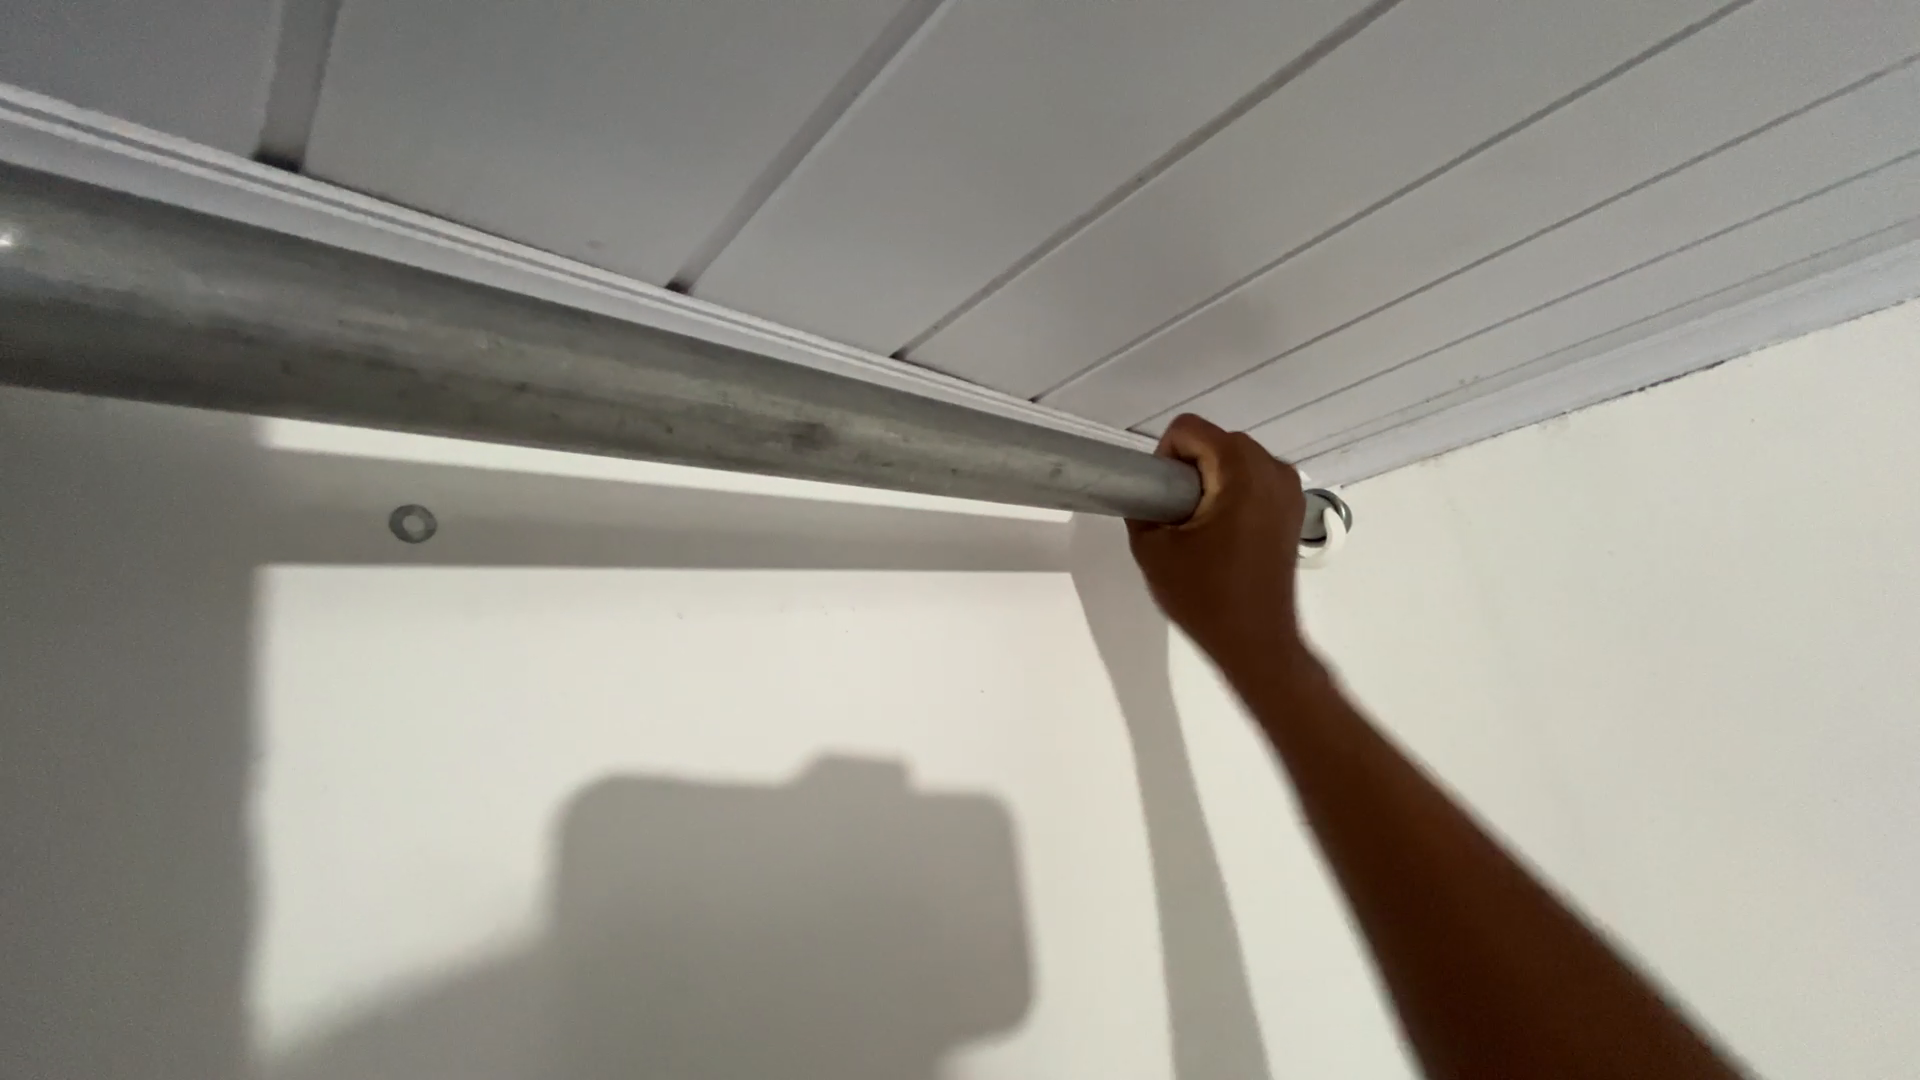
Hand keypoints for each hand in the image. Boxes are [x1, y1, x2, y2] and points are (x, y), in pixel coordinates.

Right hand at [1126, 415, 1308, 675]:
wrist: (1255, 641)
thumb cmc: (1203, 595)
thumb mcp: (1151, 549)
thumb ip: (1142, 507)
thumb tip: (1146, 492)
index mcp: (1240, 472)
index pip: (1190, 429)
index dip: (1165, 457)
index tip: (1161, 497)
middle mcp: (1273, 470)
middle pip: (1216, 440)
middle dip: (1189, 467)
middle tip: (1174, 514)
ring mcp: (1290, 490)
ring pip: (1237, 458)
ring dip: (1211, 479)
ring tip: (1197, 526)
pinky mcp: (1294, 510)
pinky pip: (1255, 480)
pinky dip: (1233, 492)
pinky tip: (1221, 534)